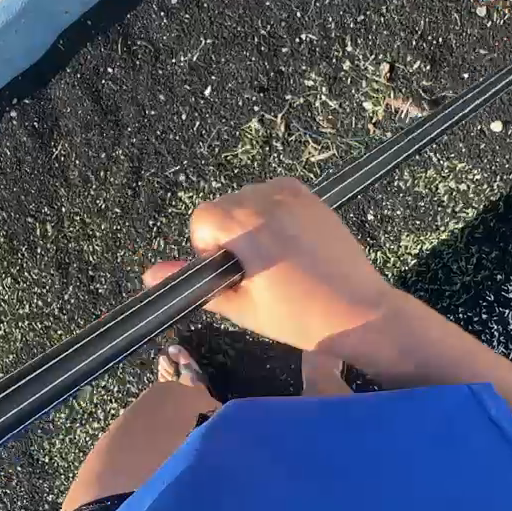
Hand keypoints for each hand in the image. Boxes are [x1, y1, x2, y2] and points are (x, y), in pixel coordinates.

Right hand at [142, 178, 400, 353]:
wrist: (361, 313)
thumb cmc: (301, 317)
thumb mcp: (242, 306)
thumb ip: (195, 286)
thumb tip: (150, 276)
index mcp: (248, 221)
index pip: (203, 218)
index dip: (208, 249)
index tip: (232, 274)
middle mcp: (270, 196)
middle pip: (224, 206)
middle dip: (229, 237)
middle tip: (256, 275)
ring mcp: (295, 193)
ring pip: (248, 200)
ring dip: (249, 226)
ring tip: (275, 265)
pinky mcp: (313, 197)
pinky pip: (274, 198)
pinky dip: (272, 218)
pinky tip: (290, 251)